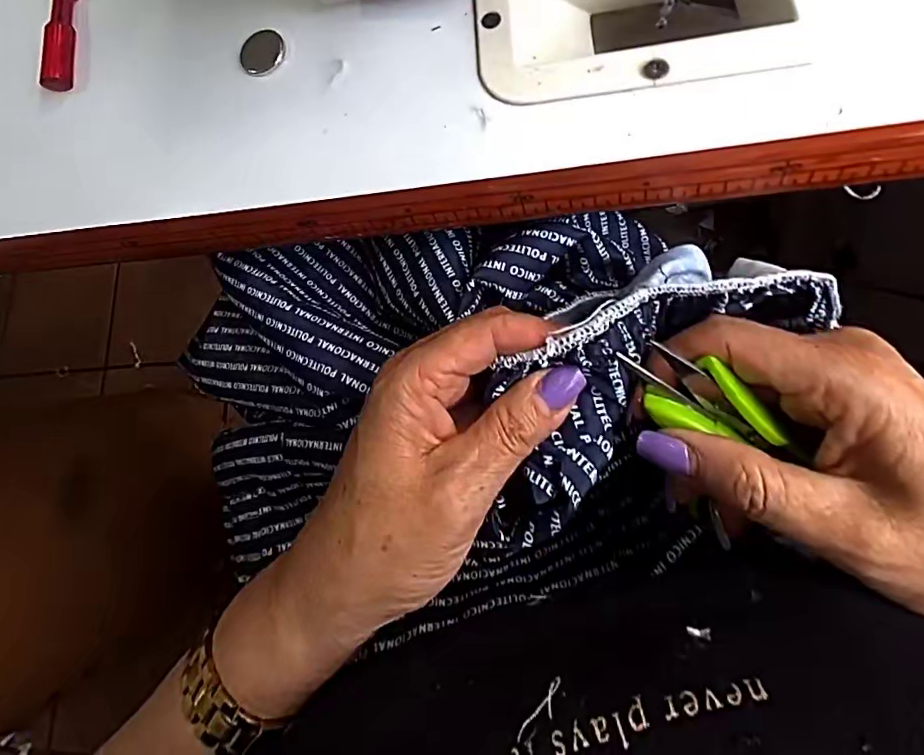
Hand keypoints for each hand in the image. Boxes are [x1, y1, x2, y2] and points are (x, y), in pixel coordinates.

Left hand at [214, 308, 585, 717]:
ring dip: (526, 375)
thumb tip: (568, 378)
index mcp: (412, 379)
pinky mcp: (433, 422)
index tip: (584, 345)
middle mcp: (416, 376)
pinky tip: (539, 414)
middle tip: (585, 371)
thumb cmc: (391, 544)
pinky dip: (511, 399)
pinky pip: (480, 395)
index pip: (484, 331)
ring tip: (572, 390)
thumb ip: (515, 426)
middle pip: (486, 341)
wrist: (339, 592)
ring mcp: (423, 399)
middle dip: (535, 350)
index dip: (535, 331)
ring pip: (486, 367)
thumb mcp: (462, 485)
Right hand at [634, 316, 923, 657]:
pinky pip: (786, 405)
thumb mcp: (841, 530)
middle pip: (736, 367)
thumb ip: (743, 480)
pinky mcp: (858, 393)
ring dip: (733, 446)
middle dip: (702, 426)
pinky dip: (764, 446)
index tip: (644, 425)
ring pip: (756, 391)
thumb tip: (661, 445)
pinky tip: (771, 496)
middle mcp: (845, 352)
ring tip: (737, 512)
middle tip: (691, 495)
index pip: (724, 339)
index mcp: (845, 371)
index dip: (670, 372)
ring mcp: (854, 369)